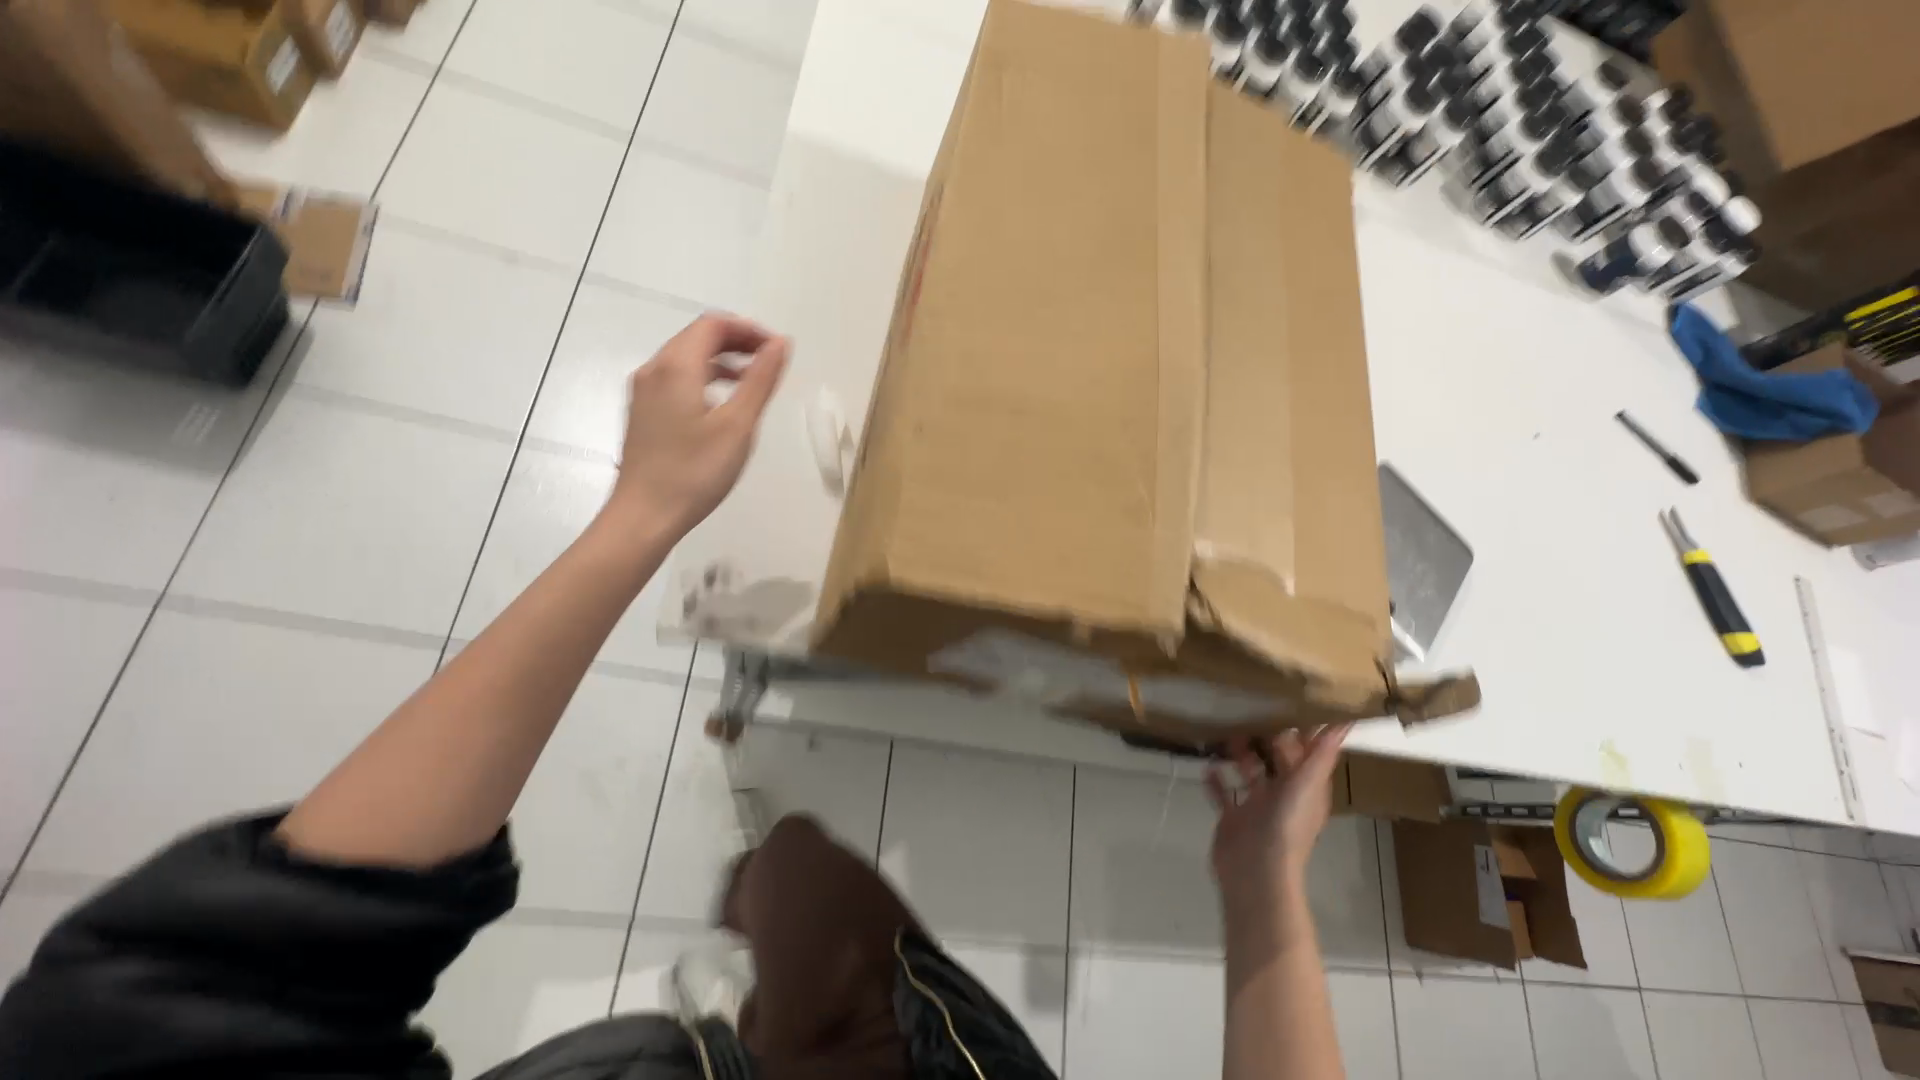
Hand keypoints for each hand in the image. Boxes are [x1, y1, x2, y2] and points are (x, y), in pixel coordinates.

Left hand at [609, 314, 789, 535]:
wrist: (644, 516)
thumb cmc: (695, 472)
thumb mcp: (738, 425)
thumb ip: (760, 380)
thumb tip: (779, 343)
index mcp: (676, 366)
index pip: (713, 324)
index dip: (748, 329)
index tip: (776, 350)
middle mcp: (653, 370)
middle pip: (697, 337)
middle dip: (736, 341)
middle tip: (768, 362)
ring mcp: (643, 392)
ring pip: (684, 358)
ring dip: (720, 360)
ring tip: (751, 382)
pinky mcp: (642, 413)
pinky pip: (674, 379)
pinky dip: (703, 378)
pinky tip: (721, 405)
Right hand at [1206, 725, 1351, 926]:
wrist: (1254, 870)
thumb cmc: (1284, 825)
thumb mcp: (1306, 784)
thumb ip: (1321, 753)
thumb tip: (1348, 720)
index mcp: (1306, 789)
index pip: (1309, 755)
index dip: (1304, 732)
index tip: (1294, 700)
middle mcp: (1284, 797)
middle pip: (1279, 762)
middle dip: (1270, 739)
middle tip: (1253, 706)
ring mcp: (1258, 808)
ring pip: (1251, 775)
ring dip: (1242, 756)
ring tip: (1228, 732)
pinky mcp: (1233, 819)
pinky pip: (1224, 794)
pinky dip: (1217, 780)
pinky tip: (1207, 765)